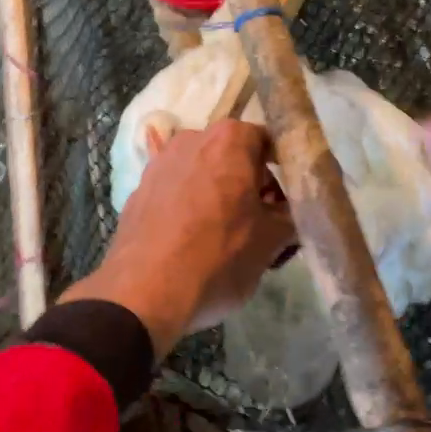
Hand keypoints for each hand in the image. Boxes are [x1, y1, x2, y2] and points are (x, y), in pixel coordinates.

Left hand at [63, 120, 295, 358]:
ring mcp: (160, 163)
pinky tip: (192, 242)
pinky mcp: (138, 190)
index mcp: (230, 140)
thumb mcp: (271, 241)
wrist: (144, 293)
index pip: (268, 142)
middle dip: (249, 184)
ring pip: (203, 173)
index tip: (286, 203)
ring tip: (226, 237)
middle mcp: (193, 138)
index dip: (282, 172)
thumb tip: (292, 212)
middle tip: (260, 224)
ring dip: (219, 195)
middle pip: (233, 155)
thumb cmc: (218, 256)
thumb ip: (290, 217)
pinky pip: (176, 191)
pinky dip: (189, 207)